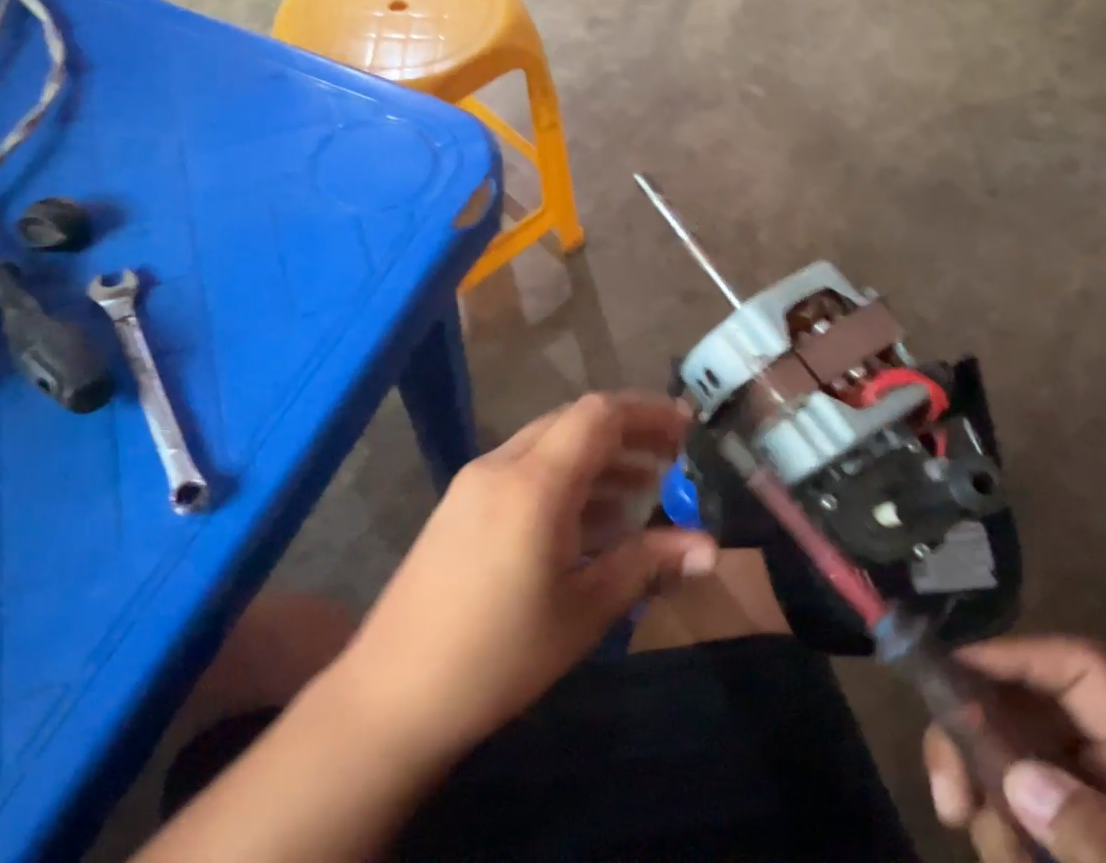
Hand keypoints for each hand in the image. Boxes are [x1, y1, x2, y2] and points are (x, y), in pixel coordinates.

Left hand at [328, 392, 718, 756]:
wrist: (396, 692)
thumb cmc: (501, 654)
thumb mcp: (585, 610)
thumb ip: (647, 565)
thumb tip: (710, 548)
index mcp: (533, 482)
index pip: (597, 415)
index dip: (647, 413)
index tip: (689, 429)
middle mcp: (499, 467)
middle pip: (570, 424)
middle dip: (626, 435)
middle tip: (673, 462)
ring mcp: (471, 487)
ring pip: (544, 449)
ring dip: (595, 462)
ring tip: (644, 494)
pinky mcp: (457, 511)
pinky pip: (520, 475)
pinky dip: (563, 484)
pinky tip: (590, 524)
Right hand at [923, 637, 1105, 862]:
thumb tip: (1021, 779)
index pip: (1085, 671)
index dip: (1016, 656)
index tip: (947, 681)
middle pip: (1027, 713)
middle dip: (972, 743)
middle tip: (950, 798)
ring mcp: (1095, 819)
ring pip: (1007, 771)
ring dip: (984, 809)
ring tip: (999, 856)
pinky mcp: (1073, 850)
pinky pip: (1015, 820)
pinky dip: (998, 841)